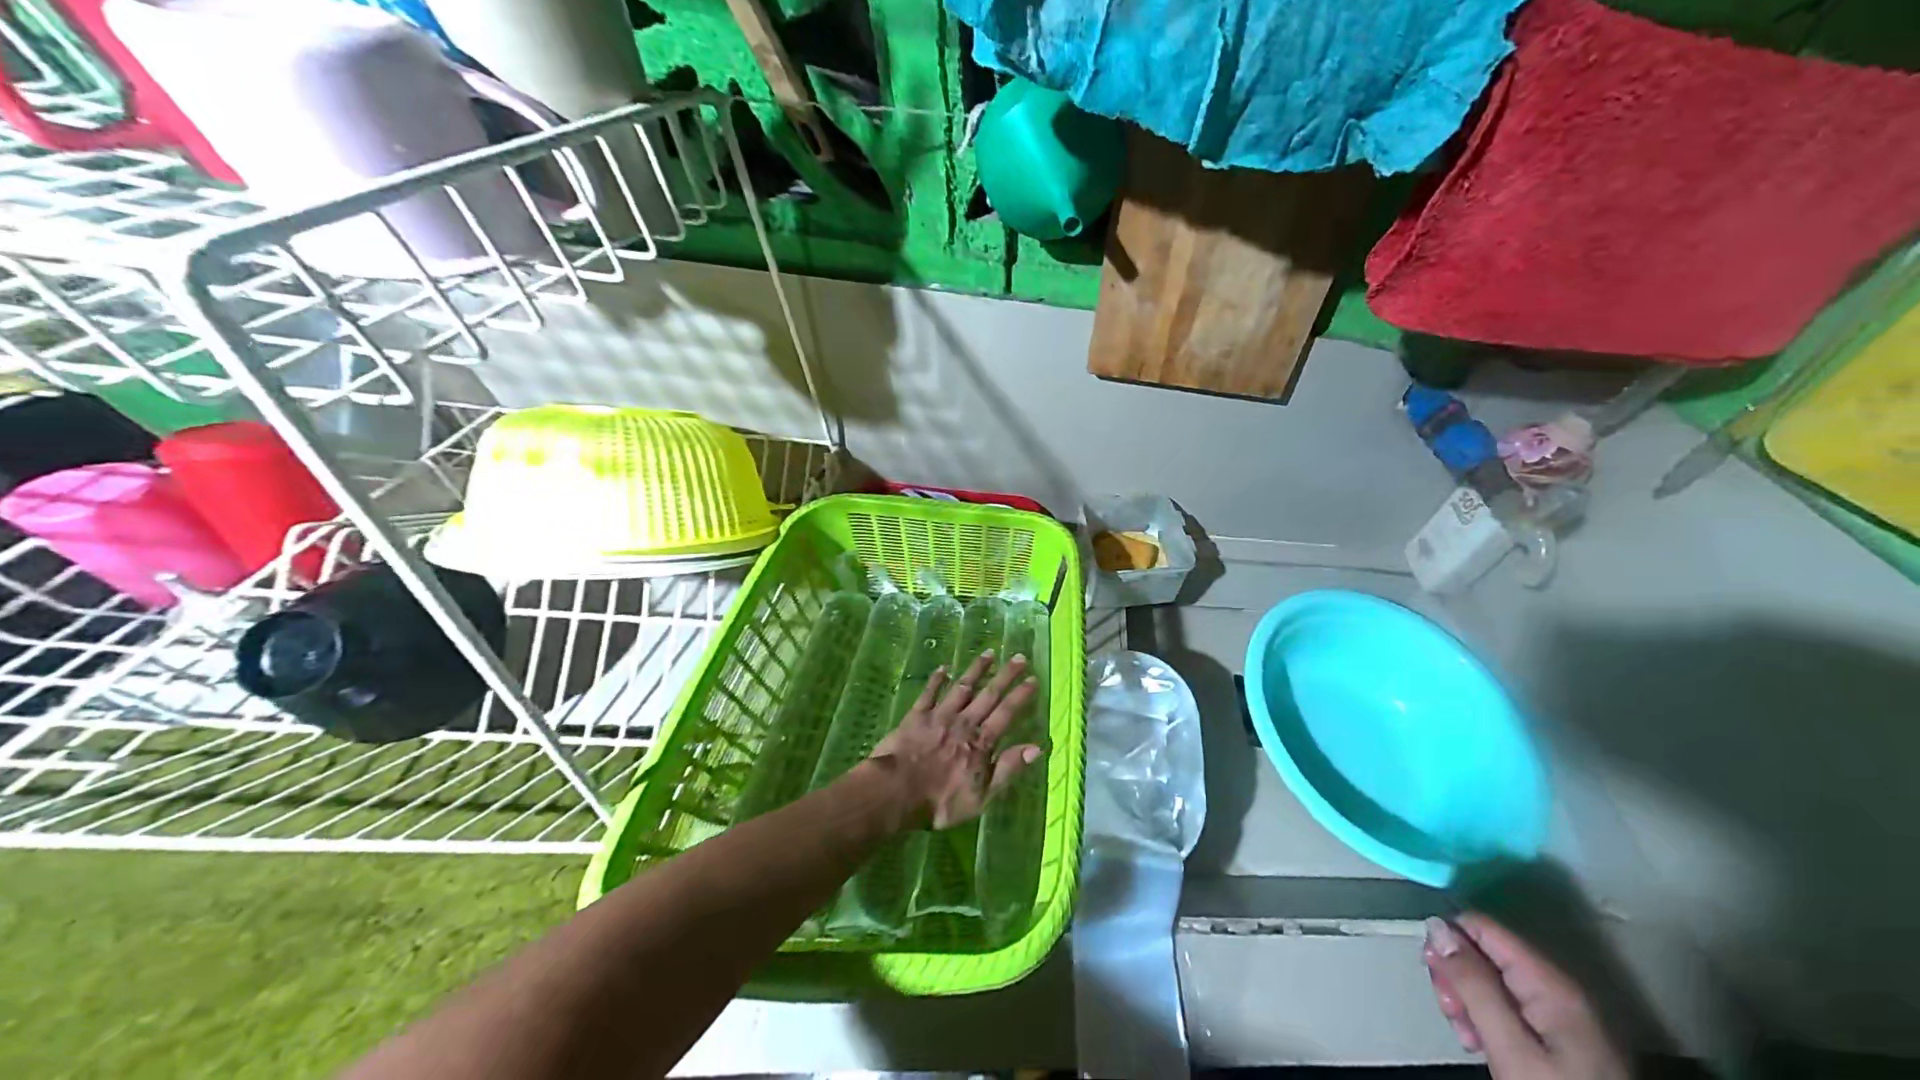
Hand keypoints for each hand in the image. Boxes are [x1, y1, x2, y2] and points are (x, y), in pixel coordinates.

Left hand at [869, 650, 1042, 829]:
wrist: (896, 792)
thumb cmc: (941, 802)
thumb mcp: (982, 796)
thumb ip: (1007, 769)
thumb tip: (1035, 748)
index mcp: (981, 743)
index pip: (1006, 714)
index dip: (1021, 696)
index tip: (1033, 679)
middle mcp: (963, 723)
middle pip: (989, 695)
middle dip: (1005, 675)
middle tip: (1019, 656)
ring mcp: (939, 717)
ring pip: (962, 688)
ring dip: (976, 670)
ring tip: (988, 653)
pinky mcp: (916, 716)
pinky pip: (929, 693)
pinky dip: (936, 679)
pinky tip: (943, 668)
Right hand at [1425, 914, 1630, 1079]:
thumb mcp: (1508, 1045)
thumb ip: (1472, 983)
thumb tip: (1437, 926)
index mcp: (1549, 983)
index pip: (1481, 926)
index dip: (1448, 942)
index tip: (1435, 976)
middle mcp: (1558, 987)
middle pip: (1485, 951)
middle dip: (1458, 976)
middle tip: (1453, 1014)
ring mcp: (1562, 1011)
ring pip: (1493, 978)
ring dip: (1469, 999)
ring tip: (1469, 1036)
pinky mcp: (1561, 1034)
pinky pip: (1510, 1003)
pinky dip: (1488, 1017)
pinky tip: (1485, 1042)